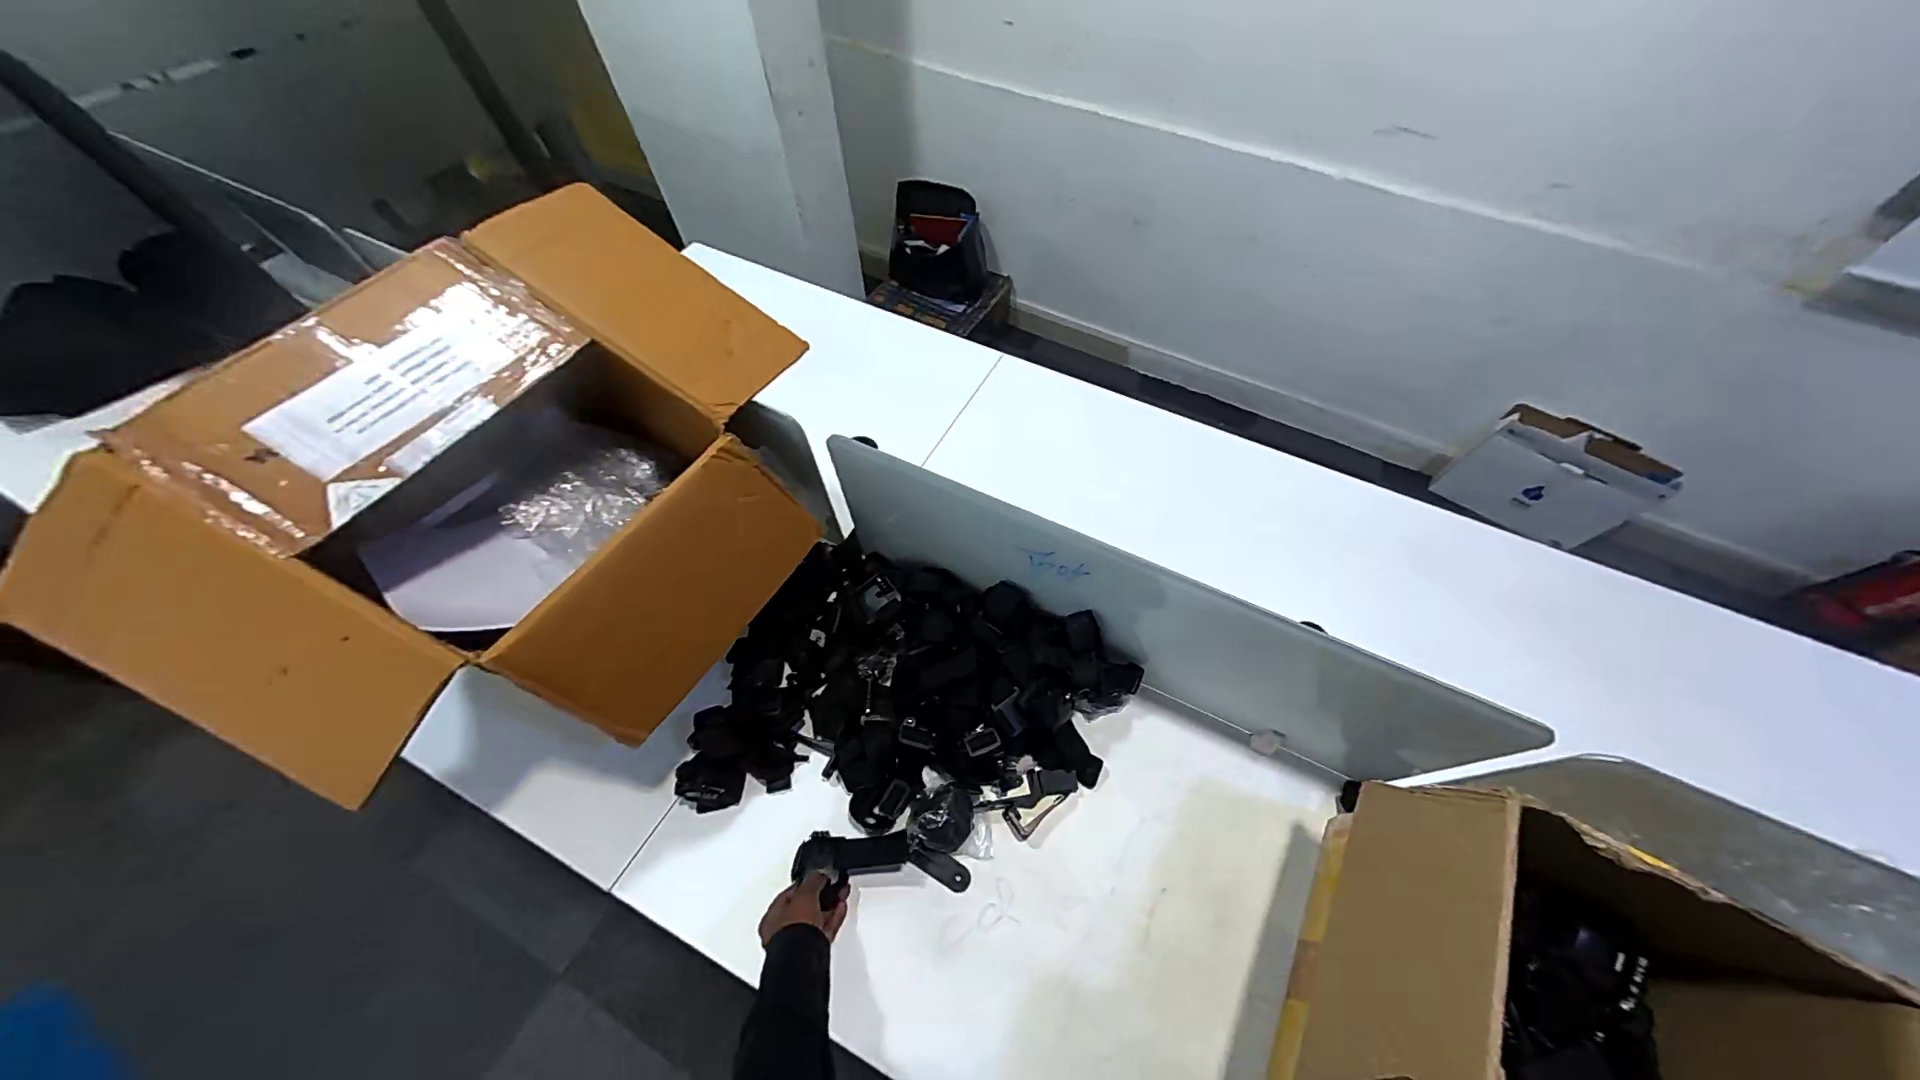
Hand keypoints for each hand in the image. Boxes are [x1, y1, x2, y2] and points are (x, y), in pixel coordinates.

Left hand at [758, 873, 847, 945]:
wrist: (804, 957)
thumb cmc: (794, 930)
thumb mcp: (805, 895)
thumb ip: (813, 881)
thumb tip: (819, 874)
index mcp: (771, 917)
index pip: (789, 894)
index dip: (806, 883)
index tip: (819, 876)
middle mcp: (782, 931)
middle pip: (805, 907)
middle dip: (822, 894)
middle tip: (833, 884)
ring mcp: (799, 940)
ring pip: (817, 917)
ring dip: (831, 904)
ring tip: (841, 893)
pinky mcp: (814, 949)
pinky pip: (825, 928)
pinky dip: (834, 916)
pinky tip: (841, 906)